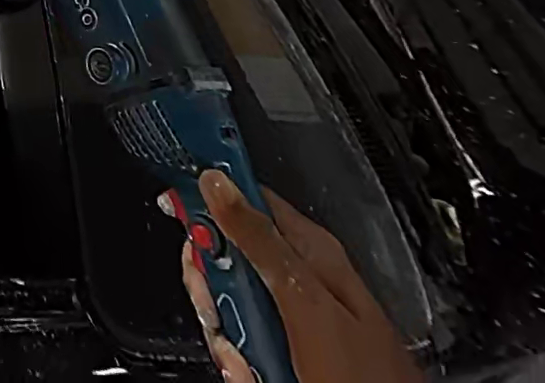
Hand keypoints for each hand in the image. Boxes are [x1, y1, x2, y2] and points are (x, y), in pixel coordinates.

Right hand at [181, 170, 422, 382]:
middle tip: (219, 304)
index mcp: (309, 249)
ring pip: (224, 293)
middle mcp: (298, 273)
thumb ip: (258, 239)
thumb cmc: (362, 379)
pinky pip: (237, 329)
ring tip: (244, 354)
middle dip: (209, 278)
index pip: (243, 196)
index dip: (205, 199)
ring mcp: (288, 310)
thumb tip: (215, 180)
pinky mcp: (281, 342)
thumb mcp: (306, 303)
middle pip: (223, 249)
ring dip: (222, 323)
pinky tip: (251, 369)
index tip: (182, 215)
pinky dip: (235, 352)